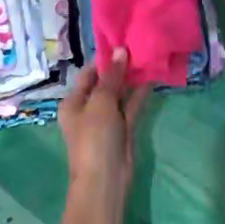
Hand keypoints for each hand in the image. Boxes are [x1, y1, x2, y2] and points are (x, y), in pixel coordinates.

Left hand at [59, 49, 150, 192]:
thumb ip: (112, 78)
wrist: (105, 180)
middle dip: (119, 69)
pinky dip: (139, 95)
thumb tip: (121, 52)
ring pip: (119, 96)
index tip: (121, 43)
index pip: (87, 75)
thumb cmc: (94, 138)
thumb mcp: (100, 103)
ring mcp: (106, 121)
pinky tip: (151, 79)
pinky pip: (130, 108)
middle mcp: (87, 110)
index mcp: (72, 103)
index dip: (103, 60)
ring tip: (147, 58)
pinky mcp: (123, 131)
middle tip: (138, 47)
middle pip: (104, 84)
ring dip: (131, 80)